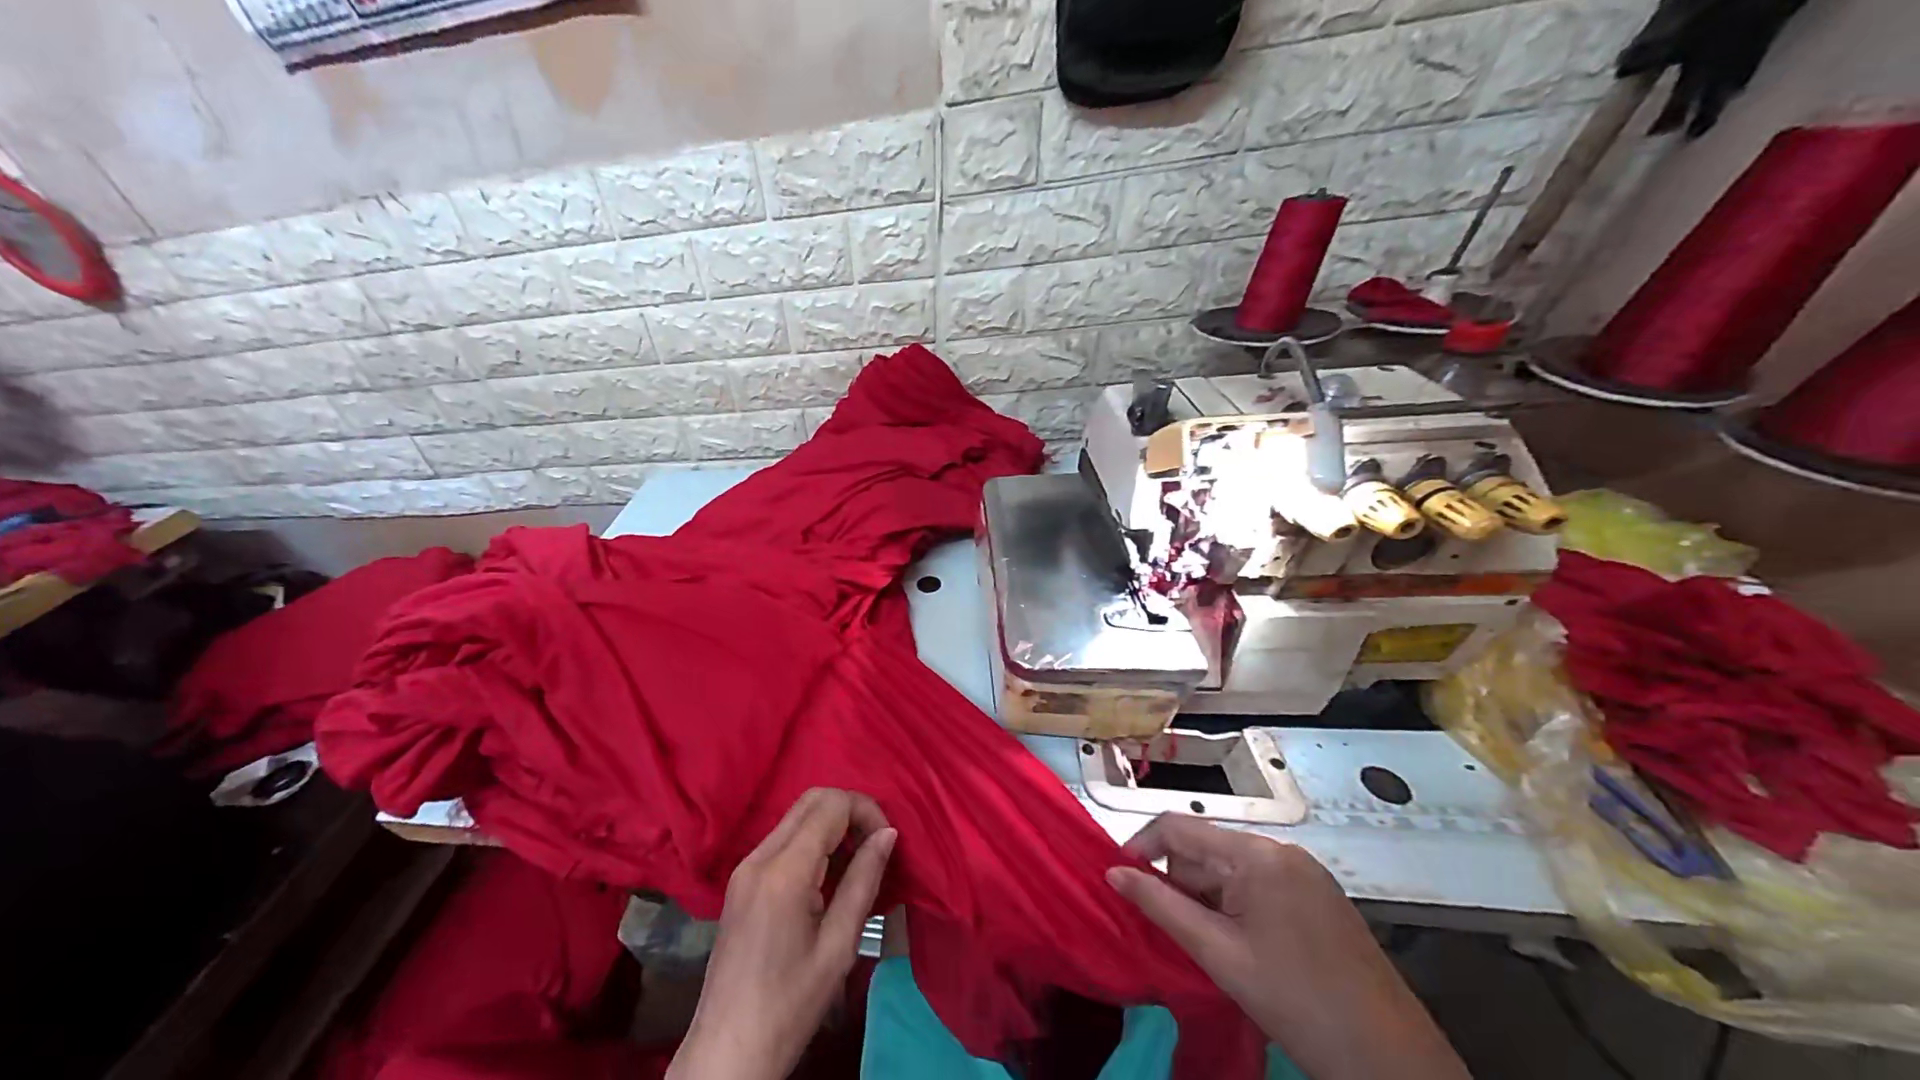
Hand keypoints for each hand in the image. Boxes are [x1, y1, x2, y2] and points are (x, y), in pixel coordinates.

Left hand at [668, 789, 896, 1079]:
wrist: (727, 1051)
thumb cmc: (791, 1004)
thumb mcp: (839, 944)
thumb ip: (864, 880)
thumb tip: (888, 834)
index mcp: (784, 872)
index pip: (831, 804)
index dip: (866, 811)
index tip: (886, 843)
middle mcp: (759, 857)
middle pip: (811, 799)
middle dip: (850, 810)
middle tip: (874, 846)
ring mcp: (744, 867)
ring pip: (796, 816)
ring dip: (831, 825)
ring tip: (857, 864)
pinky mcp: (740, 882)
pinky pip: (783, 839)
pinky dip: (812, 841)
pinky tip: (828, 877)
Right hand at [1107, 815, 1468, 1079]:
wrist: (1388, 1059)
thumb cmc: (1296, 1002)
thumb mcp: (1219, 954)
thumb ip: (1160, 906)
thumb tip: (1112, 873)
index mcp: (1257, 854)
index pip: (1178, 827)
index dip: (1141, 847)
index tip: (1119, 882)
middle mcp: (1281, 850)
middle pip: (1205, 850)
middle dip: (1179, 884)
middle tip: (1171, 933)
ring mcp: (1304, 872)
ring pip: (1230, 870)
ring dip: (1206, 900)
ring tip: (1209, 949)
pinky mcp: (1317, 896)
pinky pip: (1258, 886)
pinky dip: (1235, 908)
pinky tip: (1239, 948)